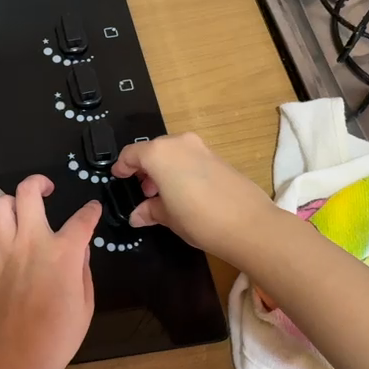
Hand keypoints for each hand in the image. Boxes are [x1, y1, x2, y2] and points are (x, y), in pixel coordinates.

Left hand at [0, 175, 100, 368]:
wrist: (19, 359)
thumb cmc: (58, 337)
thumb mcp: (86, 304)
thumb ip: (83, 270)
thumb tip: (80, 250)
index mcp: (63, 253)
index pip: (82, 220)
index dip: (90, 211)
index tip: (92, 209)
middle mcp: (31, 243)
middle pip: (28, 193)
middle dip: (39, 182)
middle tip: (46, 188)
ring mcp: (3, 252)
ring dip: (8, 204)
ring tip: (16, 212)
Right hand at [110, 132, 278, 259]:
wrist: (250, 224)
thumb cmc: (198, 219)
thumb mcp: (168, 217)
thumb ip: (150, 210)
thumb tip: (137, 215)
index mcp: (159, 153)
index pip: (131, 153)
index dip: (122, 167)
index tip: (118, 178)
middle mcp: (178, 143)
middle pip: (152, 150)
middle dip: (145, 169)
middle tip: (143, 191)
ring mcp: (201, 147)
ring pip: (172, 153)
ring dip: (163, 169)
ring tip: (163, 195)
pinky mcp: (218, 157)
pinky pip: (190, 158)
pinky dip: (181, 170)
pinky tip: (185, 193)